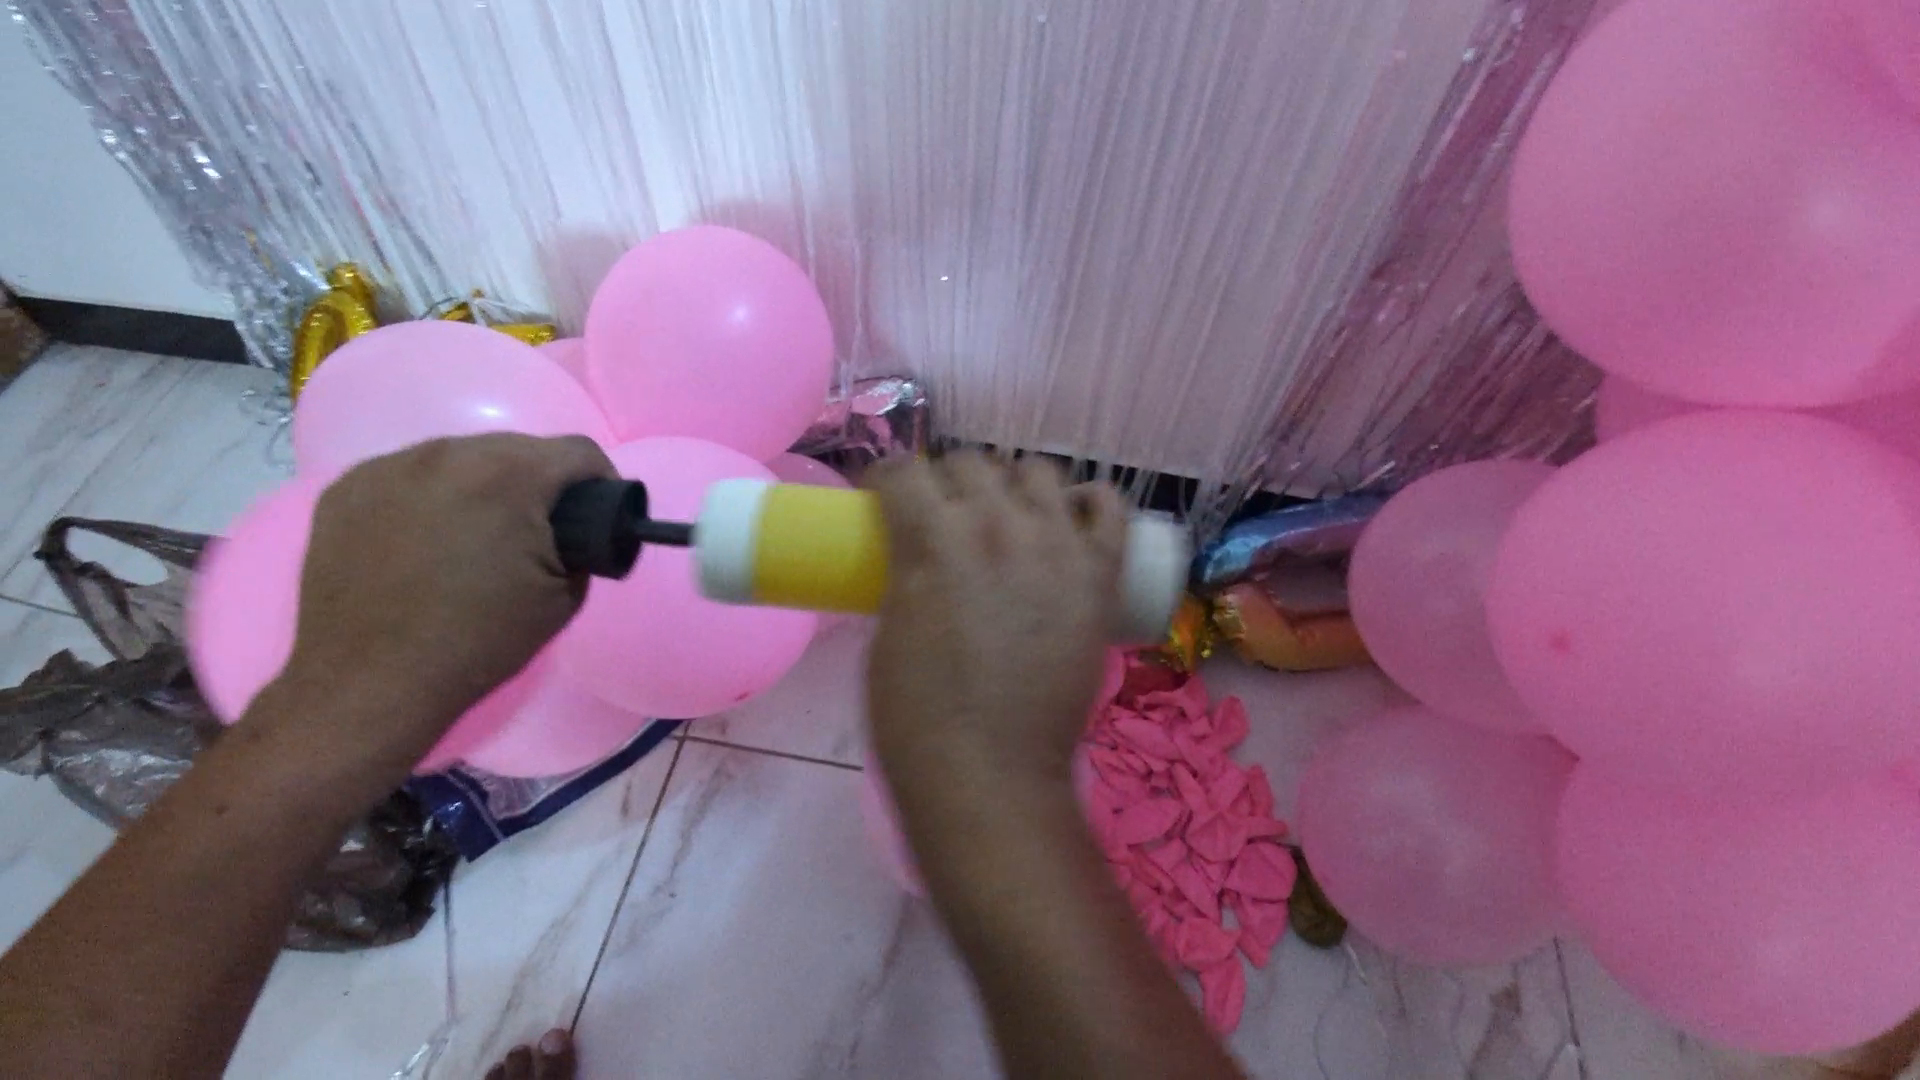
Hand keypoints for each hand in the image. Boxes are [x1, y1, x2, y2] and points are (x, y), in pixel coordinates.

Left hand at [275, 434, 613, 768]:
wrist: (371, 682)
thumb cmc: (481, 640)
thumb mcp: (564, 594)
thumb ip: (581, 541)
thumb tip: (571, 528)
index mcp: (510, 475)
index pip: (579, 451)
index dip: (601, 480)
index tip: (597, 516)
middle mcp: (448, 453)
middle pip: (519, 448)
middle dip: (540, 482)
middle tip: (538, 532)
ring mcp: (390, 466)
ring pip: (464, 456)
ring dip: (486, 485)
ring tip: (478, 536)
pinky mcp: (347, 487)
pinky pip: (411, 474)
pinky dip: (433, 497)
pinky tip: (427, 540)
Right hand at [865, 453, 1125, 796]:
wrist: (990, 773)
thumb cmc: (917, 718)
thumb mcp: (887, 632)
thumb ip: (906, 579)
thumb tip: (919, 558)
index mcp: (931, 540)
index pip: (903, 470)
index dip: (887, 479)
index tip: (886, 498)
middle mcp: (996, 525)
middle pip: (968, 463)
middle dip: (947, 483)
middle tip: (945, 518)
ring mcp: (1056, 545)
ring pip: (1036, 472)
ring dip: (1012, 487)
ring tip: (1007, 520)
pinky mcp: (1100, 573)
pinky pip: (1108, 506)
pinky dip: (1087, 504)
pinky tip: (1068, 522)